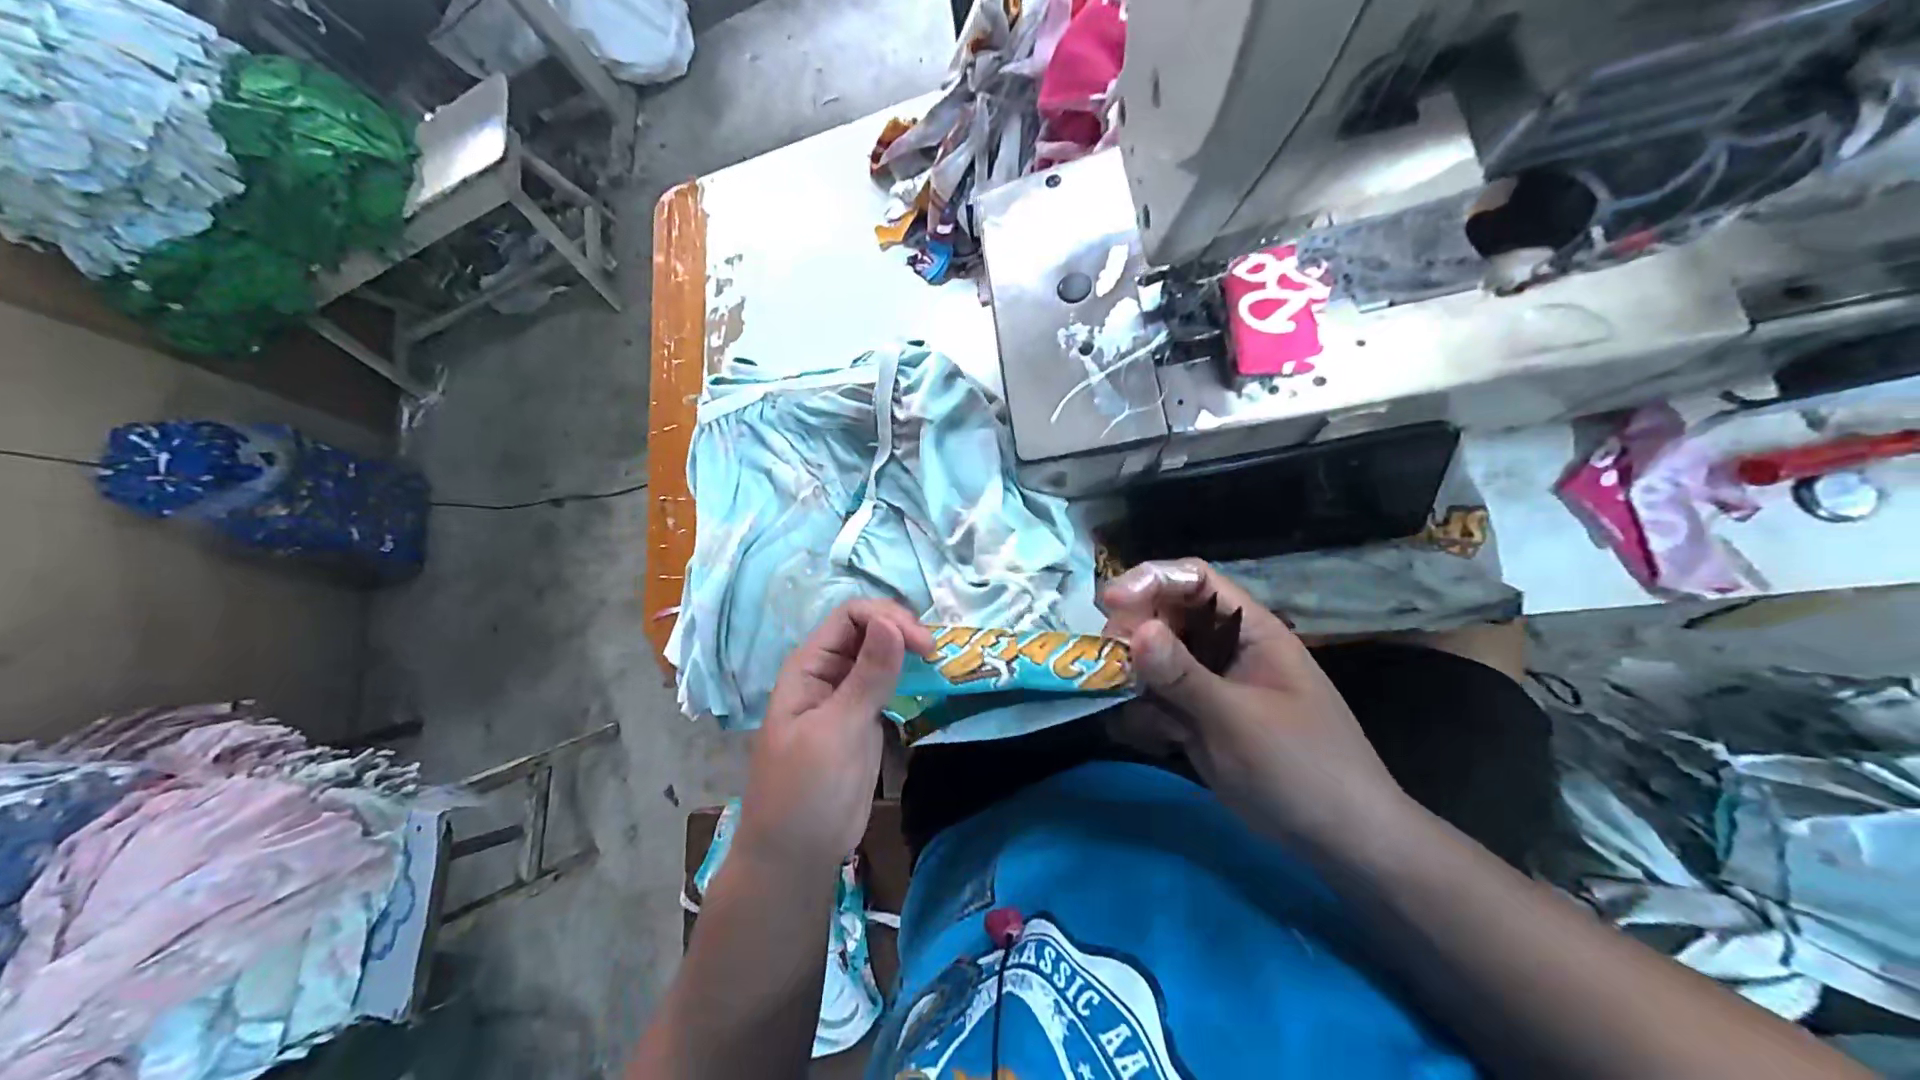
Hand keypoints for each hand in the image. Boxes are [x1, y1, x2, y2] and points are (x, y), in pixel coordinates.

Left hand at [736, 599, 933, 874]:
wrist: (797, 852)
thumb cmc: (805, 790)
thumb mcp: (836, 730)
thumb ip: (867, 676)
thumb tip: (892, 622)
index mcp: (809, 666)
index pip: (851, 616)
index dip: (887, 619)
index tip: (923, 646)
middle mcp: (828, 672)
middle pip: (868, 629)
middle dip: (902, 631)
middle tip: (936, 654)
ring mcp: (847, 695)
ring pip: (881, 654)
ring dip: (908, 652)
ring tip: (939, 662)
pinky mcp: (864, 718)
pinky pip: (888, 684)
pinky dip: (909, 677)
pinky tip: (931, 681)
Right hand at [1100, 559, 1411, 851]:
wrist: (1338, 840)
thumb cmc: (1302, 766)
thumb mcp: (1240, 718)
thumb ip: (1183, 675)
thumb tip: (1135, 630)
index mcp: (1248, 630)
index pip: (1192, 581)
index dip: (1150, 580)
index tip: (1110, 603)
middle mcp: (1221, 650)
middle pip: (1160, 618)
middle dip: (1132, 638)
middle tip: (1112, 667)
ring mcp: (1205, 687)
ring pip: (1148, 664)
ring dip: (1133, 685)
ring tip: (1146, 718)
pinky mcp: (1193, 722)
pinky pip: (1151, 704)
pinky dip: (1142, 718)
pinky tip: (1156, 743)